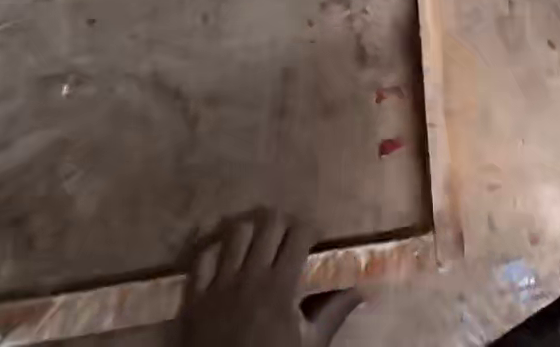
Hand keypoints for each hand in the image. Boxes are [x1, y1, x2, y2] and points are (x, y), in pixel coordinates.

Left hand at [182, 209, 362, 346]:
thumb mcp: (309, 346)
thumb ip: (335, 312)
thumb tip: (366, 288)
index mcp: (280, 285)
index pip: (300, 232)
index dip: (311, 228)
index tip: (315, 239)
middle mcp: (250, 276)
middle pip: (270, 223)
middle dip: (284, 224)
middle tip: (289, 237)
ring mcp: (218, 286)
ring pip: (236, 232)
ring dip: (251, 232)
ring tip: (259, 242)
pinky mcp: (192, 300)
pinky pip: (202, 259)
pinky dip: (215, 252)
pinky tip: (226, 259)